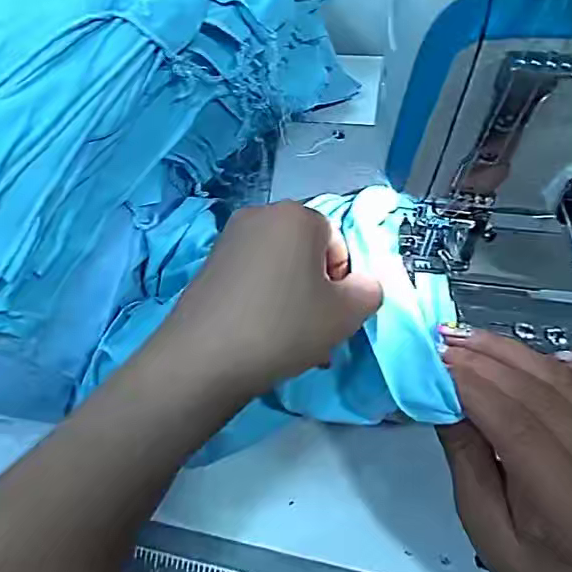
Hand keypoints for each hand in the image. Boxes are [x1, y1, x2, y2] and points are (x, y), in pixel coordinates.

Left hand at [155, 201, 382, 397]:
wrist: (203, 357)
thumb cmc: (283, 326)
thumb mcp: (345, 315)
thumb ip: (368, 292)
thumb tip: (359, 286)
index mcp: (296, 214)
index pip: (337, 243)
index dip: (341, 282)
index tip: (330, 314)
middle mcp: (261, 214)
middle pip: (306, 253)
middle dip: (315, 291)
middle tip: (312, 333)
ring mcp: (230, 237)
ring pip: (279, 268)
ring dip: (291, 299)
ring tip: (288, 343)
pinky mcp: (209, 263)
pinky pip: (252, 276)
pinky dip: (262, 300)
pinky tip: (260, 336)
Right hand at [437, 329, 571, 571]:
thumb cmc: (529, 568)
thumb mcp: (480, 521)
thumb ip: (465, 452)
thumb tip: (442, 387)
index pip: (521, 431)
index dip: (477, 387)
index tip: (439, 359)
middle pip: (546, 400)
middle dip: (489, 362)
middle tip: (447, 341)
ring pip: (571, 385)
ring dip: (518, 353)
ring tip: (474, 338)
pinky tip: (551, 356)